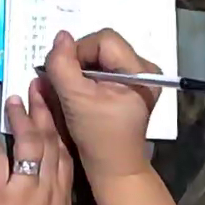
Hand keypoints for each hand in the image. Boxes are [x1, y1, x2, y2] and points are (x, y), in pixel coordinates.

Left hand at [0, 82, 89, 204]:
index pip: (68, 162)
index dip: (64, 136)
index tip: (61, 116)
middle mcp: (49, 193)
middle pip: (52, 145)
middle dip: (47, 115)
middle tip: (41, 91)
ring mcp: (25, 190)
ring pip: (29, 145)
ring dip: (23, 120)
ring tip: (16, 99)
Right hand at [42, 29, 157, 184]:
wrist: (114, 168)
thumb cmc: (98, 136)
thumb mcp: (75, 99)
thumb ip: (63, 65)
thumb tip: (60, 36)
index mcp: (140, 70)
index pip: (103, 40)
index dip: (78, 52)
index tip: (63, 75)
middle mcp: (144, 68)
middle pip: (102, 46)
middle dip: (77, 61)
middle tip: (63, 83)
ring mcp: (137, 77)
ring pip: (100, 57)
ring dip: (79, 70)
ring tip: (69, 90)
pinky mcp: (129, 86)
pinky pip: (103, 69)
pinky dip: (86, 77)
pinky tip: (79, 94)